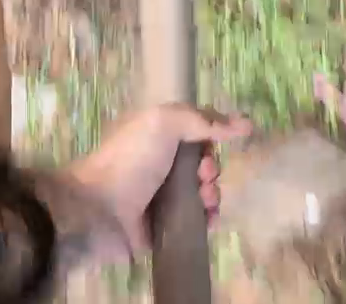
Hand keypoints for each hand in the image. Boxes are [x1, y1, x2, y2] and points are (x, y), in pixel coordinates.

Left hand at [64, 105, 251, 253]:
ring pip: (205, 191)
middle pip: (204, 160)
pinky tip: (207, 219)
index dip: (216, 129)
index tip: (237, 134)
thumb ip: (200, 119)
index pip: (196, 126)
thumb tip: (243, 123)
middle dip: (211, 166)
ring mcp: (164, 194)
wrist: (102, 208)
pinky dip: (209, 219)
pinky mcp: (168, 225)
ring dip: (212, 193)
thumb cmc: (131, 158)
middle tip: (202, 173)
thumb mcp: (162, 123)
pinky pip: (199, 221)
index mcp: (157, 132)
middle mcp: (161, 160)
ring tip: (203, 198)